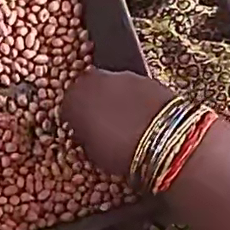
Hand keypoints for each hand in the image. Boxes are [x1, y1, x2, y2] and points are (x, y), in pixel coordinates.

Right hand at [61, 69, 178, 176]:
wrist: (163, 140)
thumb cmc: (119, 151)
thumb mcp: (92, 153)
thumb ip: (85, 136)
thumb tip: (87, 133)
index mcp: (74, 98)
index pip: (66, 107)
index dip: (73, 121)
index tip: (79, 132)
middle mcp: (95, 80)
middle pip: (88, 89)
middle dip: (92, 103)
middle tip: (100, 123)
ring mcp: (123, 76)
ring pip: (111, 86)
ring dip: (114, 99)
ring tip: (123, 122)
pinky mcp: (147, 78)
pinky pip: (133, 89)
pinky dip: (133, 100)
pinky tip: (140, 117)